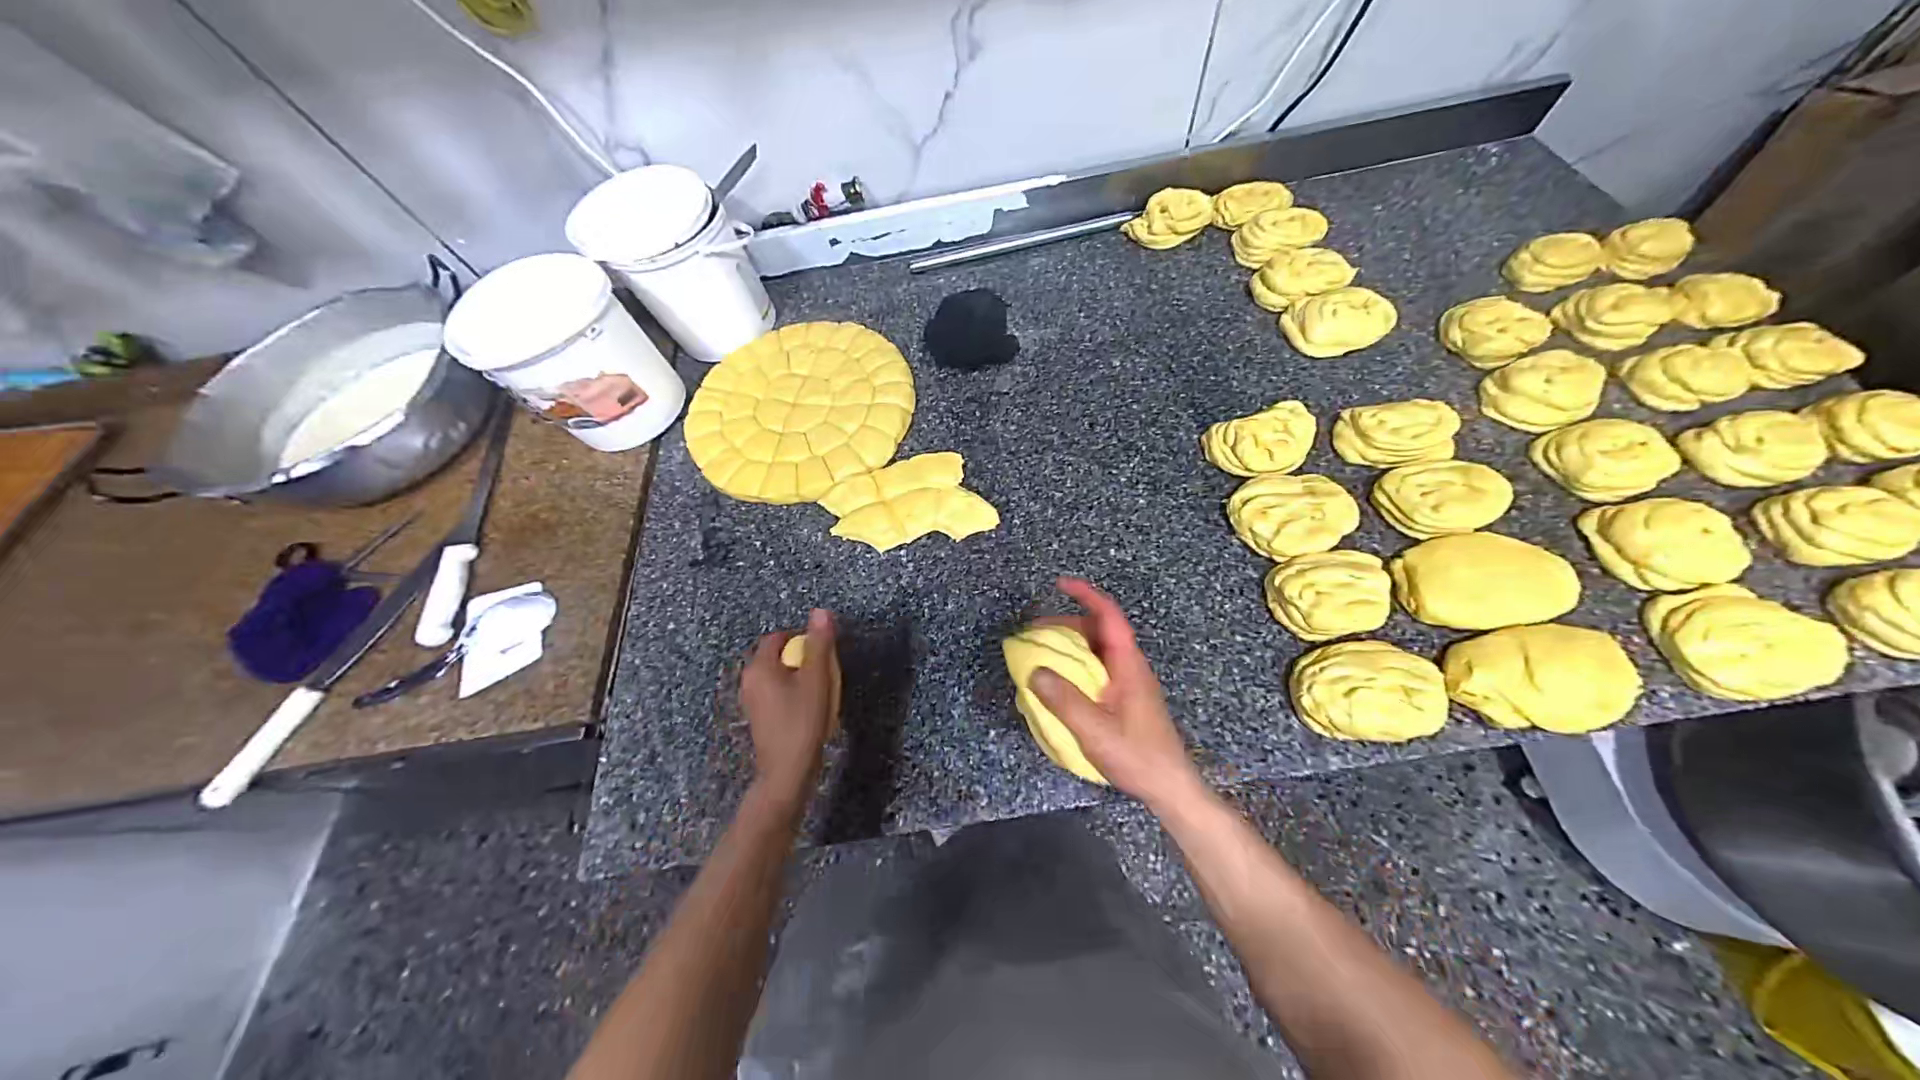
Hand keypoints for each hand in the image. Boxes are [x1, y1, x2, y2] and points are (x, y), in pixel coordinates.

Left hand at [740, 608, 839, 802]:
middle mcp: (748, 680)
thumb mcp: (817, 679)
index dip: (802, 637)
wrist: (787, 772)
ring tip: (820, 690)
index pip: (779, 637)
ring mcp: (751, 701)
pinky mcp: (758, 718)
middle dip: (802, 657)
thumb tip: (821, 611)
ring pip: (777, 676)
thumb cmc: (803, 721)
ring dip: (798, 676)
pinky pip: (775, 693)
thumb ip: (819, 644)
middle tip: (825, 670)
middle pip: (777, 656)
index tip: (823, 650)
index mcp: (759, 667)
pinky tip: (809, 708)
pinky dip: (792, 693)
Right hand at [1030, 577, 1205, 810]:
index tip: (1060, 584)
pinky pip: (1097, 669)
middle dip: (1066, 624)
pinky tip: (1058, 683)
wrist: (1170, 787)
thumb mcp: (1096, 731)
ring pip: (1097, 651)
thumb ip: (1064, 700)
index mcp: (1128, 665)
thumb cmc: (1137, 756)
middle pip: (1099, 631)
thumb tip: (1034, 671)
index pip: (1109, 617)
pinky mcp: (1125, 698)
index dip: (1087, 595)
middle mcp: (1130, 667)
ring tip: (1039, 656)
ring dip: (1069, 646)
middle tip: (1034, 632)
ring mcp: (1129, 683)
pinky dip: (1075, 666)